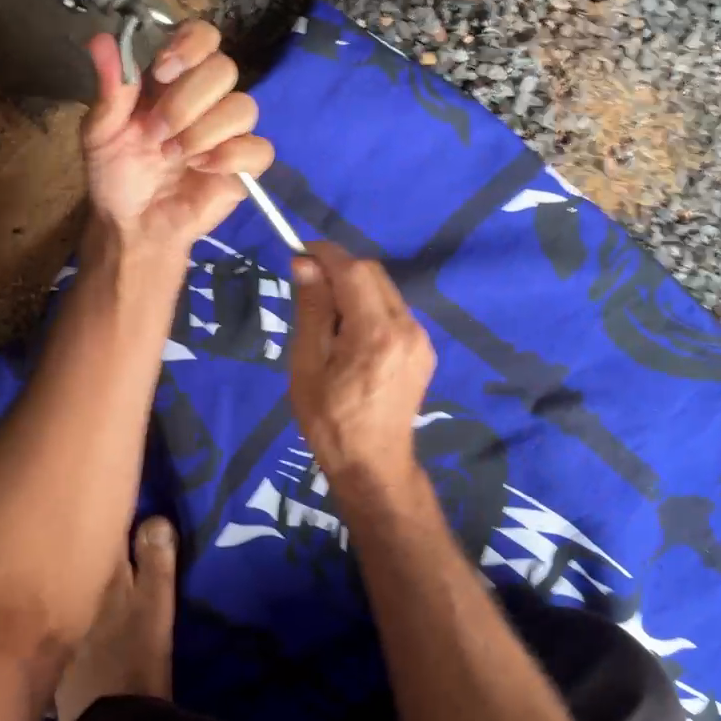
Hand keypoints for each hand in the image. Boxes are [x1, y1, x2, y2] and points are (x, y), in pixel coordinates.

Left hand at [82, 21, 273, 255]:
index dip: (190, 46)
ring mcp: (227, 130)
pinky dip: (229, 158)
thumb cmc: (116, 174)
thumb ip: (111, 87)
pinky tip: (201, 170)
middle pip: (223, 68)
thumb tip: (101, 39)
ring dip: (202, 133)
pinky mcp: (244, 165)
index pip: (202, 36)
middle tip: (155, 134)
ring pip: (244, 107)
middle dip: (186, 103)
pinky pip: (258, 149)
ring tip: (172, 157)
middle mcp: (205, 97)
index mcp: (172, 79)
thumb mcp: (102, 131)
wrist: (131, 225)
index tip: (163, 71)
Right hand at [288, 244, 436, 489]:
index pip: (352, 269)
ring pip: (383, 289)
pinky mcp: (423, 350)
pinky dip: (367, 306)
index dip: (324, 254)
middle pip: (371, 273)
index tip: (297, 254)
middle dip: (338, 268)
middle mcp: (407, 327)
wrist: (373, 466)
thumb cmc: (328, 419)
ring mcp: (420, 339)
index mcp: (376, 333)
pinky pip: (393, 310)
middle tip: (306, 285)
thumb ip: (311, 310)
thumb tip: (304, 264)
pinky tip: (348, 334)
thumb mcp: (307, 364)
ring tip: (324, 315)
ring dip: (352, 287)